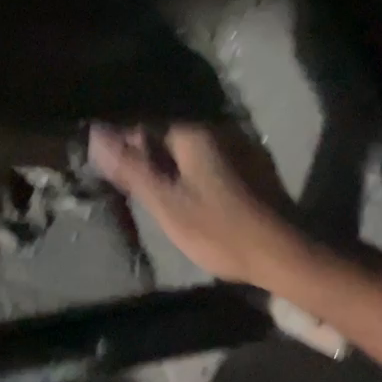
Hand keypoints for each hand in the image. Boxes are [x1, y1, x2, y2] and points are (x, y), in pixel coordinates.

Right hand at [87, 124, 297, 284]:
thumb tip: (96, 133)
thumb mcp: (167, 203)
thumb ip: (131, 167)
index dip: (127, 151)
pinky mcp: (257, 167)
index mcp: (195, 133)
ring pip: (194, 152)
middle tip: (138, 192)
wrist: (285, 253)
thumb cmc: (220, 231)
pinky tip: (197, 200)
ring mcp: (243, 146)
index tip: (117, 176)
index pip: (146, 127)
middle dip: (152, 160)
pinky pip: (216, 162)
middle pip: (171, 138)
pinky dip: (200, 176)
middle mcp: (220, 130)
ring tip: (163, 198)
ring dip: (176, 169)